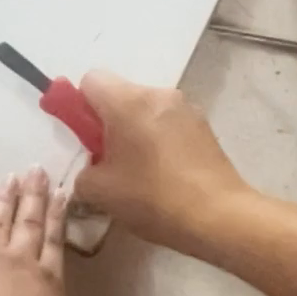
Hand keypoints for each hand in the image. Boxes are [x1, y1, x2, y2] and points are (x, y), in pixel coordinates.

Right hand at [74, 70, 251, 251]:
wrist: (218, 215)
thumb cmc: (153, 198)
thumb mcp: (100, 192)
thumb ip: (83, 174)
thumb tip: (92, 171)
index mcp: (128, 102)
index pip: (91, 80)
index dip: (79, 105)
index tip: (84, 138)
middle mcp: (158, 94)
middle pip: (120, 94)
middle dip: (108, 122)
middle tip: (109, 161)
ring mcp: (186, 108)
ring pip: (145, 110)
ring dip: (135, 131)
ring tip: (139, 172)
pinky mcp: (204, 126)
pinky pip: (168, 123)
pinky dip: (158, 140)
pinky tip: (164, 174)